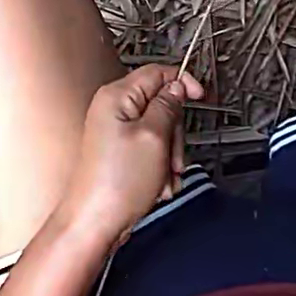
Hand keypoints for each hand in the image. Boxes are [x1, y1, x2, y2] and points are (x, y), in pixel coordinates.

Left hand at [58, 64, 203, 242]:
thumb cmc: (115, 184)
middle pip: (161, 103)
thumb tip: (177, 86)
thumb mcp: (153, 137)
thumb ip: (168, 106)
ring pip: (160, 129)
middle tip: (172, 153)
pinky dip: (160, 167)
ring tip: (163, 175)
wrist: (94, 224)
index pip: (157, 72)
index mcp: (116, 96)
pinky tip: (157, 184)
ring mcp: (115, 130)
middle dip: (175, 132)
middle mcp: (113, 109)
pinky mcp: (119, 151)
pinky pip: (151, 149)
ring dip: (169, 154)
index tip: (200, 95)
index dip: (182, 81)